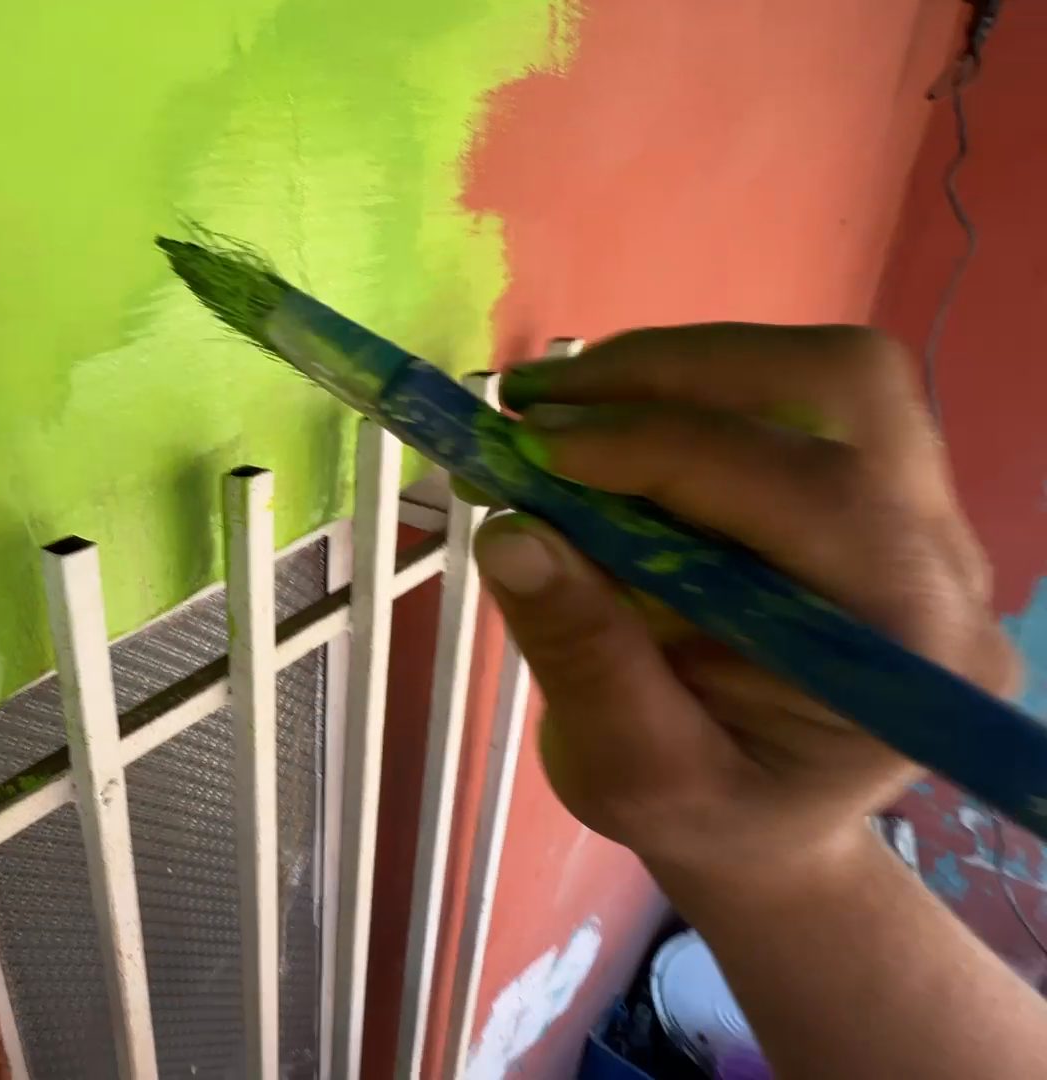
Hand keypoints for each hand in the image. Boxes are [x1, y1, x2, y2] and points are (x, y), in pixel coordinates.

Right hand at [475, 324, 1018, 889]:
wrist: (760, 819)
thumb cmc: (701, 811)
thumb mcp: (627, 769)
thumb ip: (580, 656)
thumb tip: (508, 533)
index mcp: (898, 644)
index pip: (807, 494)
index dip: (657, 451)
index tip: (526, 448)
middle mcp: (932, 557)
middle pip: (837, 389)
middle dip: (667, 373)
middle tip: (531, 402)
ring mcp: (902, 515)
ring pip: (813, 376)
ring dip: (664, 369)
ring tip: (548, 404)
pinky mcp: (844, 495)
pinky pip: (772, 403)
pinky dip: (665, 393)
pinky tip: (588, 429)